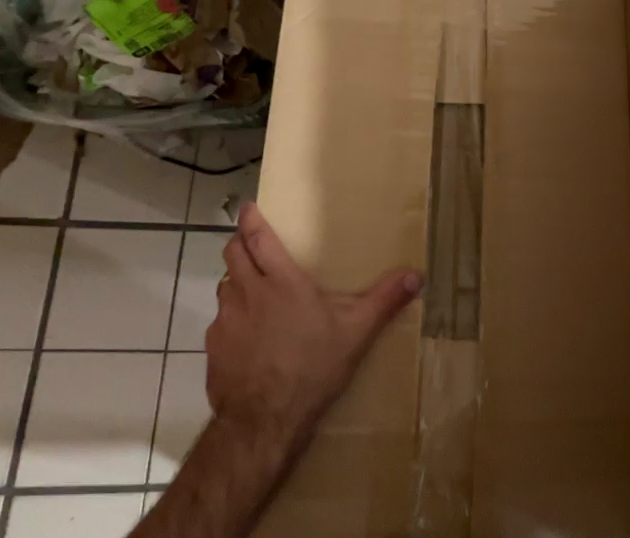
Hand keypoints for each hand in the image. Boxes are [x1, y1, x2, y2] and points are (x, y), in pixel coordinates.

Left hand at [206, 201, 422, 452]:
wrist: (265, 421)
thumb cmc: (313, 368)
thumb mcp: (356, 333)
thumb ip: (384, 301)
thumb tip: (416, 276)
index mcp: (280, 282)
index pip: (257, 238)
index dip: (250, 219)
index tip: (247, 207)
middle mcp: (247, 293)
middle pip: (232, 255)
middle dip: (239, 245)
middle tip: (251, 247)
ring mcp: (225, 321)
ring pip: (224, 288)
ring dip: (236, 284)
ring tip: (254, 296)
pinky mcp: (213, 349)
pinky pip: (219, 324)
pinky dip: (231, 323)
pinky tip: (248, 341)